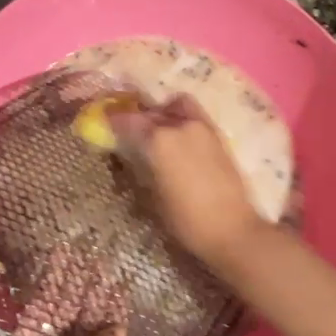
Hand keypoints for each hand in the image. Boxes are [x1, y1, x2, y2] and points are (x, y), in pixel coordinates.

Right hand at [109, 97, 275, 259]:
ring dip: (163, 112)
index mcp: (159, 139)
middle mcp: (180, 125)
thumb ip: (140, 167)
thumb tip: (131, 155)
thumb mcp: (153, 196)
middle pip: (152, 111)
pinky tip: (179, 138)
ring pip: (176, 106)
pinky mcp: (218, 136)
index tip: (103, 120)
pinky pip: (194, 116)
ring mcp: (202, 127)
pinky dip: (182, 118)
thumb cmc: (186, 219)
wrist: (232, 229)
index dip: (113, 119)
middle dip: (137, 117)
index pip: (128, 119)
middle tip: (128, 128)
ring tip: (157, 129)